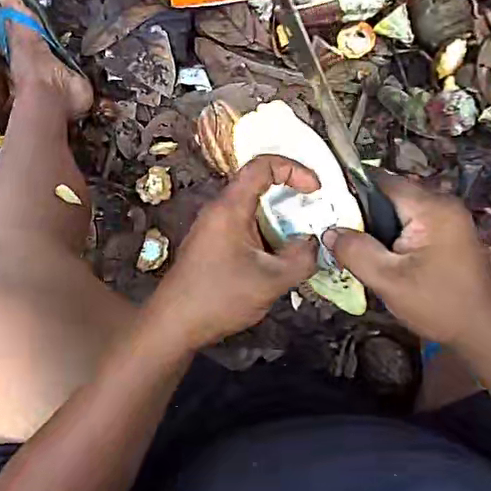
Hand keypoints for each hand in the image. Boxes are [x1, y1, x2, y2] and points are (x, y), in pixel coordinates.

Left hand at [139, 155, 320, 351]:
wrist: (174, 324)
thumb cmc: (219, 297)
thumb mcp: (272, 280)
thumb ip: (302, 258)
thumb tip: (314, 243)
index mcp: (230, 207)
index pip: (262, 166)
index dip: (294, 169)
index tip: (316, 189)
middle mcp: (218, 210)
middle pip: (258, 188)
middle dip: (291, 201)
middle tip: (313, 221)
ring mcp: (212, 228)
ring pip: (252, 212)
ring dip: (279, 223)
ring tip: (300, 246)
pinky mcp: (210, 245)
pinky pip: (243, 229)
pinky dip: (265, 237)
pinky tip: (277, 262)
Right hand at [323, 174, 490, 348]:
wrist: (485, 330)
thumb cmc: (439, 304)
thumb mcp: (389, 281)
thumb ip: (356, 252)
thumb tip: (329, 231)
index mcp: (431, 208)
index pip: (381, 181)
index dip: (350, 189)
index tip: (324, 204)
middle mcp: (441, 204)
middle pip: (389, 193)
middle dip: (360, 209)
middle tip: (331, 226)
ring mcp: (446, 218)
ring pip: (397, 209)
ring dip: (374, 223)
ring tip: (347, 239)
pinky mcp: (446, 232)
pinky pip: (408, 221)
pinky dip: (389, 232)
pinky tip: (372, 250)